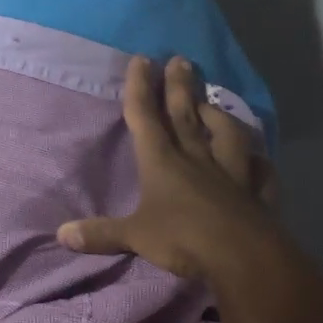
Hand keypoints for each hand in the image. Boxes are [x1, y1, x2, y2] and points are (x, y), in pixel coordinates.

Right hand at [57, 55, 283, 281]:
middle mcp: (196, 161)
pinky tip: (260, 157)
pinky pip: (261, 173)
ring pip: (227, 136)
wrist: (250, 263)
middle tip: (180, 60)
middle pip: (185, 116)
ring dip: (219, 116)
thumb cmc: (184, 240)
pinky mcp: (260, 197)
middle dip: (179, 87)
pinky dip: (259, 162)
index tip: (141, 60)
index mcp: (162, 162)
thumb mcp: (134, 236)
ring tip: (213, 102)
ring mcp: (232, 177)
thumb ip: (100, 233)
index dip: (140, 88)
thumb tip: (61, 234)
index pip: (145, 117)